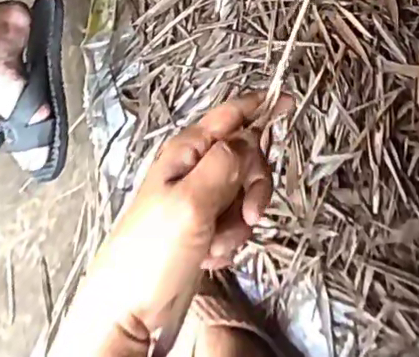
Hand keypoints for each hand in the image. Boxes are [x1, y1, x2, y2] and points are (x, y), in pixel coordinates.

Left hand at [62, 94, 280, 356]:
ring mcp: (201, 197)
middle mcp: (195, 166)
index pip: (231, 114)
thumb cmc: (152, 253)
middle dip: (255, 183)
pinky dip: (231, 237)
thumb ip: (226, 161)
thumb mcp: (191, 200)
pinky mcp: (205, 226)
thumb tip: (251, 136)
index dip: (261, 105)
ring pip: (245, 190)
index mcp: (188, 149)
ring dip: (240, 219)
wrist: (128, 315)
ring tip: (218, 243)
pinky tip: (211, 255)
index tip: (290, 102)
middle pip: (247, 154)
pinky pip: (236, 219)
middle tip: (249, 212)